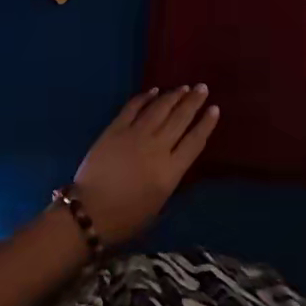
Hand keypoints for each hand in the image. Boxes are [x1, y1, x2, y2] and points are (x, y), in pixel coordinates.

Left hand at [72, 85, 218, 245]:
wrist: (90, 212)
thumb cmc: (126, 217)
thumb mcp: (159, 204)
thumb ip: (170, 177)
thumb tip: (176, 158)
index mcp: (170, 171)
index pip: (194, 141)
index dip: (206, 124)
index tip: (215, 109)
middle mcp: (156, 148)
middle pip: (180, 119)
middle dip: (193, 102)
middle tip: (202, 88)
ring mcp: (135, 135)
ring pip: (159, 109)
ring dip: (173, 96)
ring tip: (184, 87)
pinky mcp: (115, 129)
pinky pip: (133, 107)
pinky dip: (145, 97)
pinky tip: (154, 90)